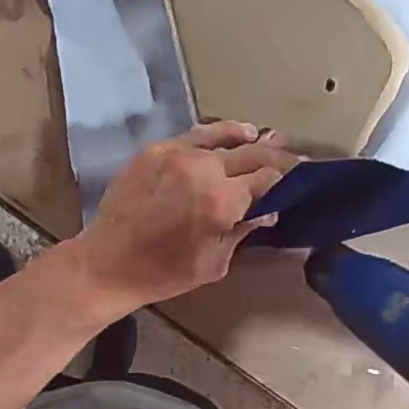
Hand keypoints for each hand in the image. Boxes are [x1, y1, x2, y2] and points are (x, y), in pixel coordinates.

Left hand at [67, 122, 298, 310]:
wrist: (109, 263)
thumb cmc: (164, 273)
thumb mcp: (214, 262)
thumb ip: (243, 231)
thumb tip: (267, 210)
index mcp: (221, 201)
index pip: (266, 178)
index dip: (286, 178)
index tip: (300, 178)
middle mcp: (203, 169)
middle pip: (252, 152)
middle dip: (276, 156)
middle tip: (293, 158)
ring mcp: (177, 154)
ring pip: (225, 136)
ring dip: (250, 138)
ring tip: (267, 138)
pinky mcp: (156, 150)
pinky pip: (196, 136)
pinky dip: (218, 134)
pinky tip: (231, 136)